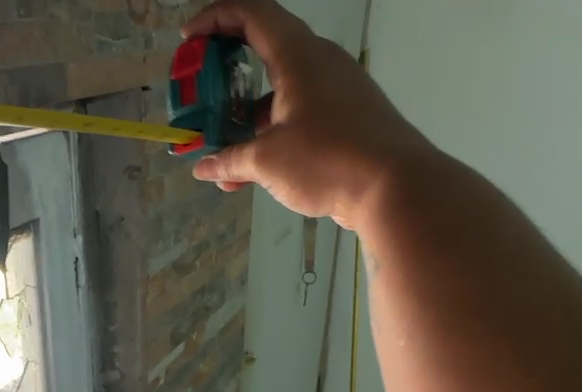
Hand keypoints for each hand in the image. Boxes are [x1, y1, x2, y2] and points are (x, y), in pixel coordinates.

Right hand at [182, 0, 436, 229]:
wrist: (392, 184)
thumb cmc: (326, 160)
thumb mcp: (266, 162)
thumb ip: (230, 161)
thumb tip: (204, 168)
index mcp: (298, 58)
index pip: (253, 16)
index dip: (216, 19)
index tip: (188, 38)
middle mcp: (319, 63)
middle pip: (265, 49)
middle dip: (226, 71)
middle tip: (200, 93)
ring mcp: (335, 89)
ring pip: (279, 90)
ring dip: (245, 114)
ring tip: (219, 148)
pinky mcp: (345, 116)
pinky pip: (296, 113)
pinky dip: (268, 132)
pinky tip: (249, 171)